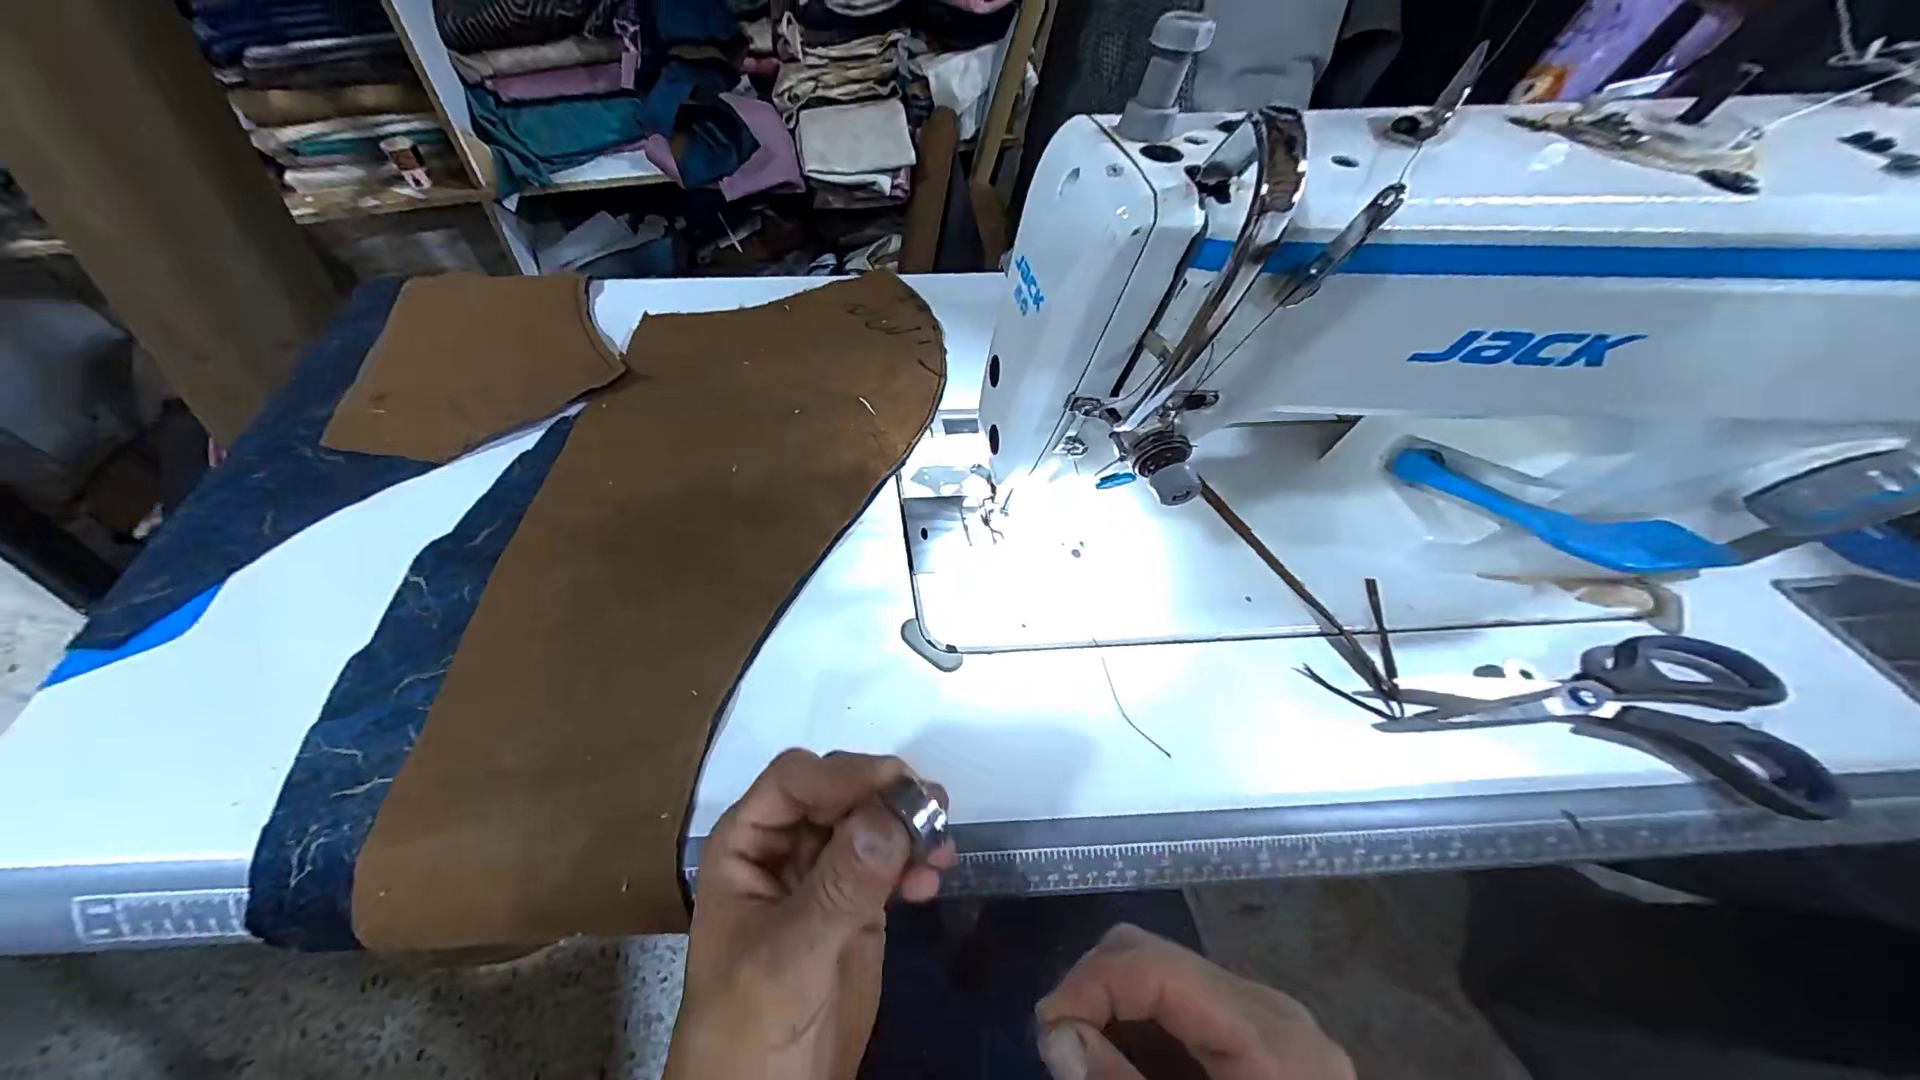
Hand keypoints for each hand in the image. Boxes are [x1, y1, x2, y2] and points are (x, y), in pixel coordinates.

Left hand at [664, 749, 953, 1079]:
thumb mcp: (787, 958)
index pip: (794, 781)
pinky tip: (931, 883)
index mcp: (748, 842)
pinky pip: (893, 859)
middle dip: (884, 795)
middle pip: (840, 791)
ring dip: (909, 824)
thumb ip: (838, 888)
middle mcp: (788, 845)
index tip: (897, 782)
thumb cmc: (747, 1029)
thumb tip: (889, 816)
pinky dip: (916, 861)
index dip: (842, 774)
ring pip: (872, 819)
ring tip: (941, 847)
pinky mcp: (860, 900)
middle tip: (932, 810)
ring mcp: (827, 871)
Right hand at [1036, 923, 1353, 1079]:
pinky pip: (1186, 1001)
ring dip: (1113, 1001)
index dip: (1087, 984)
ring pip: (1165, 969)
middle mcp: (1271, 1008)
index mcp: (1267, 1036)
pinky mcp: (1265, 1038)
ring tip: (1085, 1052)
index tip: (1044, 1031)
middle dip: (1094, 986)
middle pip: (1154, 953)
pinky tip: (1128, 1060)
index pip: (1154, 966)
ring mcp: (1272, 1020)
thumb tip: (1055, 1034)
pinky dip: (1143, 1020)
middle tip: (1060, 1044)